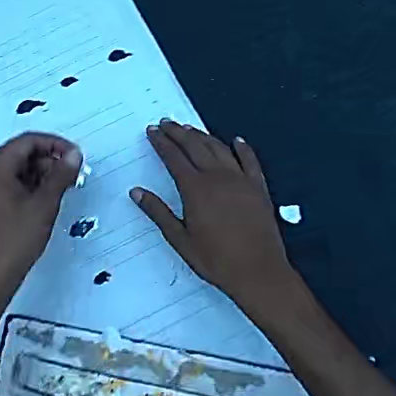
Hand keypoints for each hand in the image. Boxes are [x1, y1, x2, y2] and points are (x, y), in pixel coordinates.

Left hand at [0, 132, 82, 286]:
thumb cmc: (12, 241)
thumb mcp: (44, 204)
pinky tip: (44, 201)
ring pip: (15, 169)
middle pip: (20, 153)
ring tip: (61, 191)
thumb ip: (61, 175)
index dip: (55, 145)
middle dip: (48, 161)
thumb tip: (73, 155)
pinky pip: (8, 183)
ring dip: (39, 175)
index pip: (28, 141)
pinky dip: (27, 186)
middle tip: (71, 176)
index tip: (75, 156)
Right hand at [132, 120, 299, 311]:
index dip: (161, 143)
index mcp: (196, 189)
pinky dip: (242, 148)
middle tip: (166, 123)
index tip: (152, 131)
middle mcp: (218, 178)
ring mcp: (241, 181)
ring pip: (219, 149)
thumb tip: (137, 192)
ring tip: (190, 128)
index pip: (174, 158)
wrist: (259, 272)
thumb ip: (158, 212)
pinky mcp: (259, 188)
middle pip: (195, 147)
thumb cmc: (216, 260)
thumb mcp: (180, 239)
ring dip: (203, 136)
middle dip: (178, 133)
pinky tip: (236, 140)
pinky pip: (250, 161)